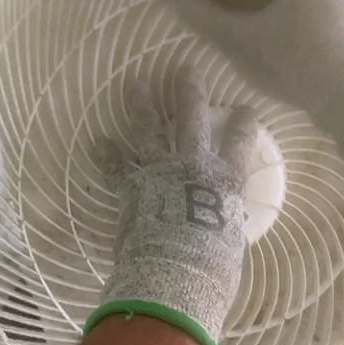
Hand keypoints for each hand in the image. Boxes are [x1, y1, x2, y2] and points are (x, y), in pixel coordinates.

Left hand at [88, 67, 259, 344]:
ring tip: (135, 82)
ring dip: (141, 104)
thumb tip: (220, 236)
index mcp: (226, 184)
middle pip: (192, 120)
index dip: (244, 125)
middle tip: (185, 69)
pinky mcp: (133, 185)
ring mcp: (161, 171)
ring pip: (150, 128)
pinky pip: (116, 165)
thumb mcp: (230, 248)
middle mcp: (194, 167)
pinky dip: (106, 154)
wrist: (176, 275)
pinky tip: (97, 140)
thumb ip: (224, 231)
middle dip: (190, 92)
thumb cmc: (212, 271)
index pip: (240, 146)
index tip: (246, 109)